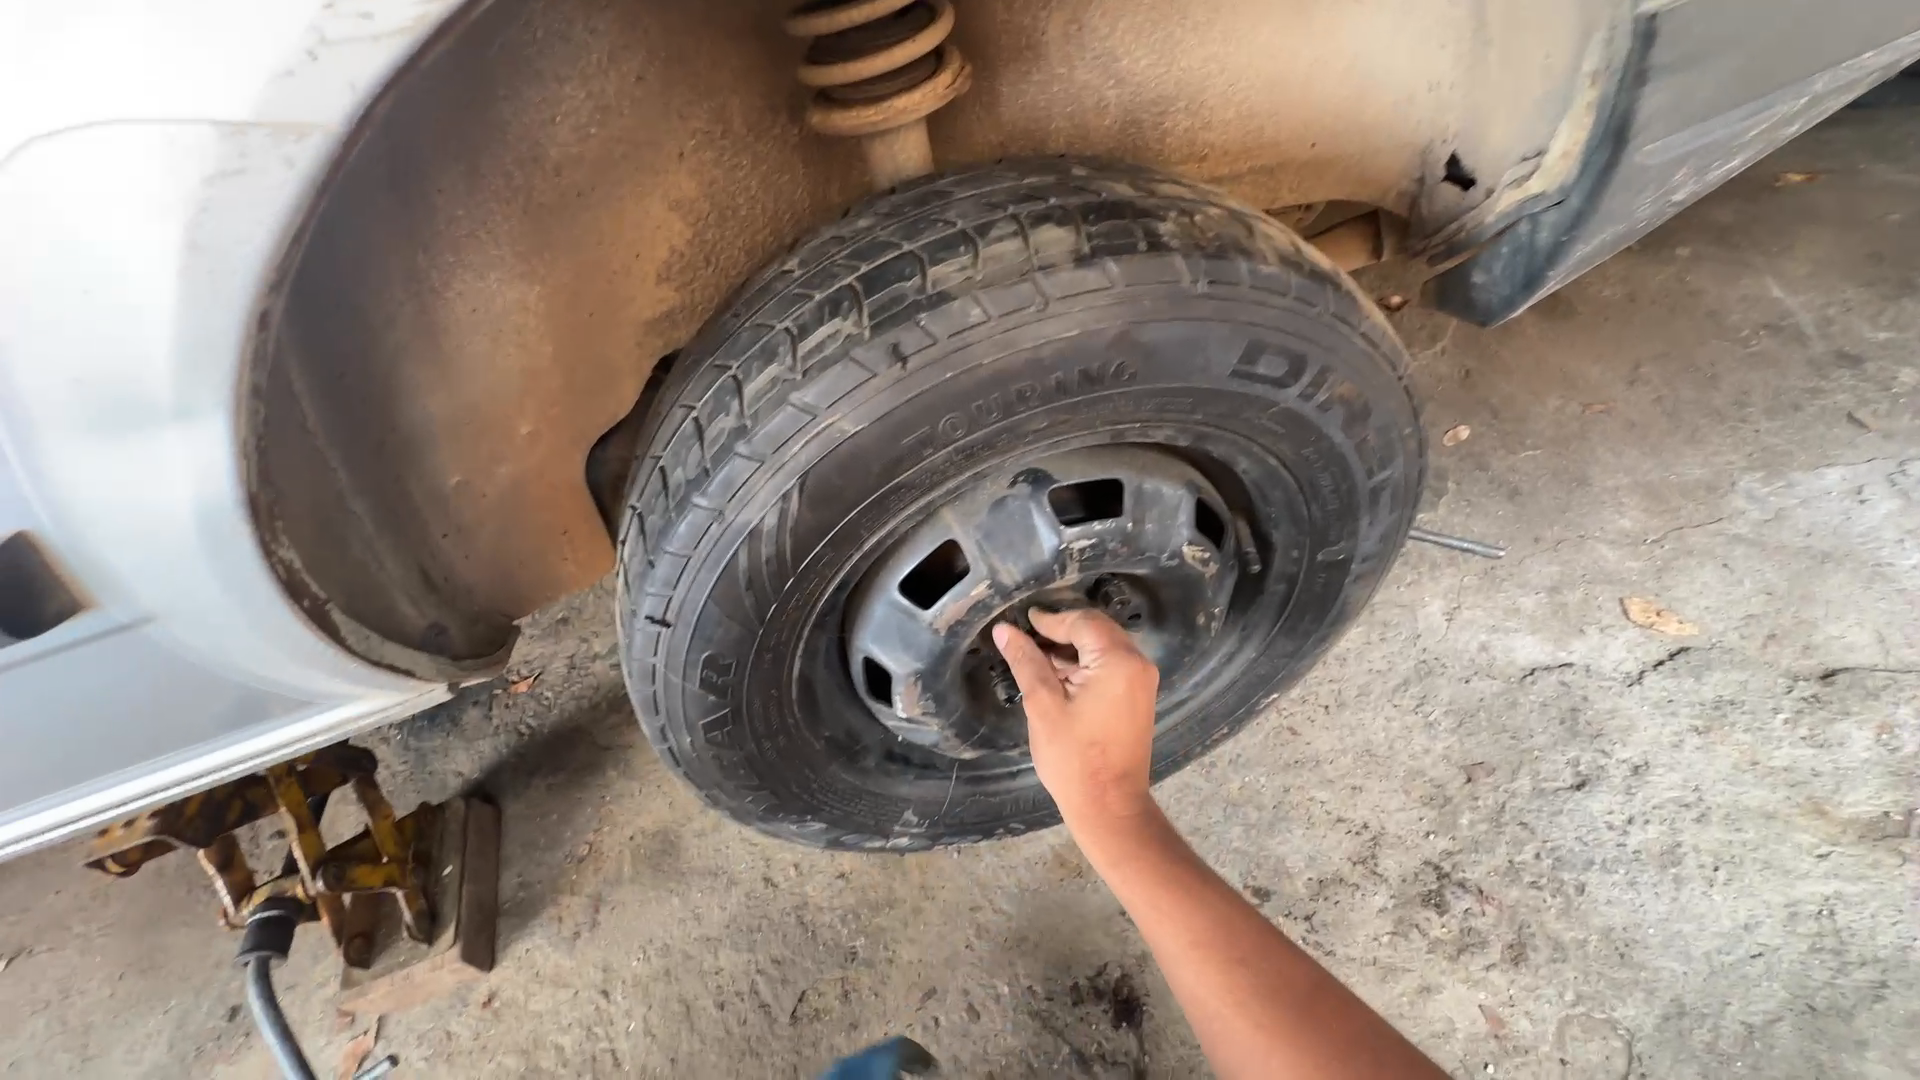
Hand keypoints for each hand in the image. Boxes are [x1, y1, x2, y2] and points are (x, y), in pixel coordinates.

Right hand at [992, 608, 1159, 824]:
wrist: (1110, 807)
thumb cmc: (1073, 758)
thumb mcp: (1042, 705)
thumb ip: (1026, 661)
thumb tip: (1004, 630)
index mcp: (1118, 661)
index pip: (1082, 622)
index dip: (1050, 620)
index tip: (1022, 621)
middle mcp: (1138, 664)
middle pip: (1096, 630)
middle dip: (1061, 630)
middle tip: (1026, 636)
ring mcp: (1142, 681)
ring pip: (1104, 647)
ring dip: (1072, 647)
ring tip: (1036, 656)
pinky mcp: (1138, 697)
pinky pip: (1111, 665)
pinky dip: (1085, 664)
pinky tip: (1058, 674)